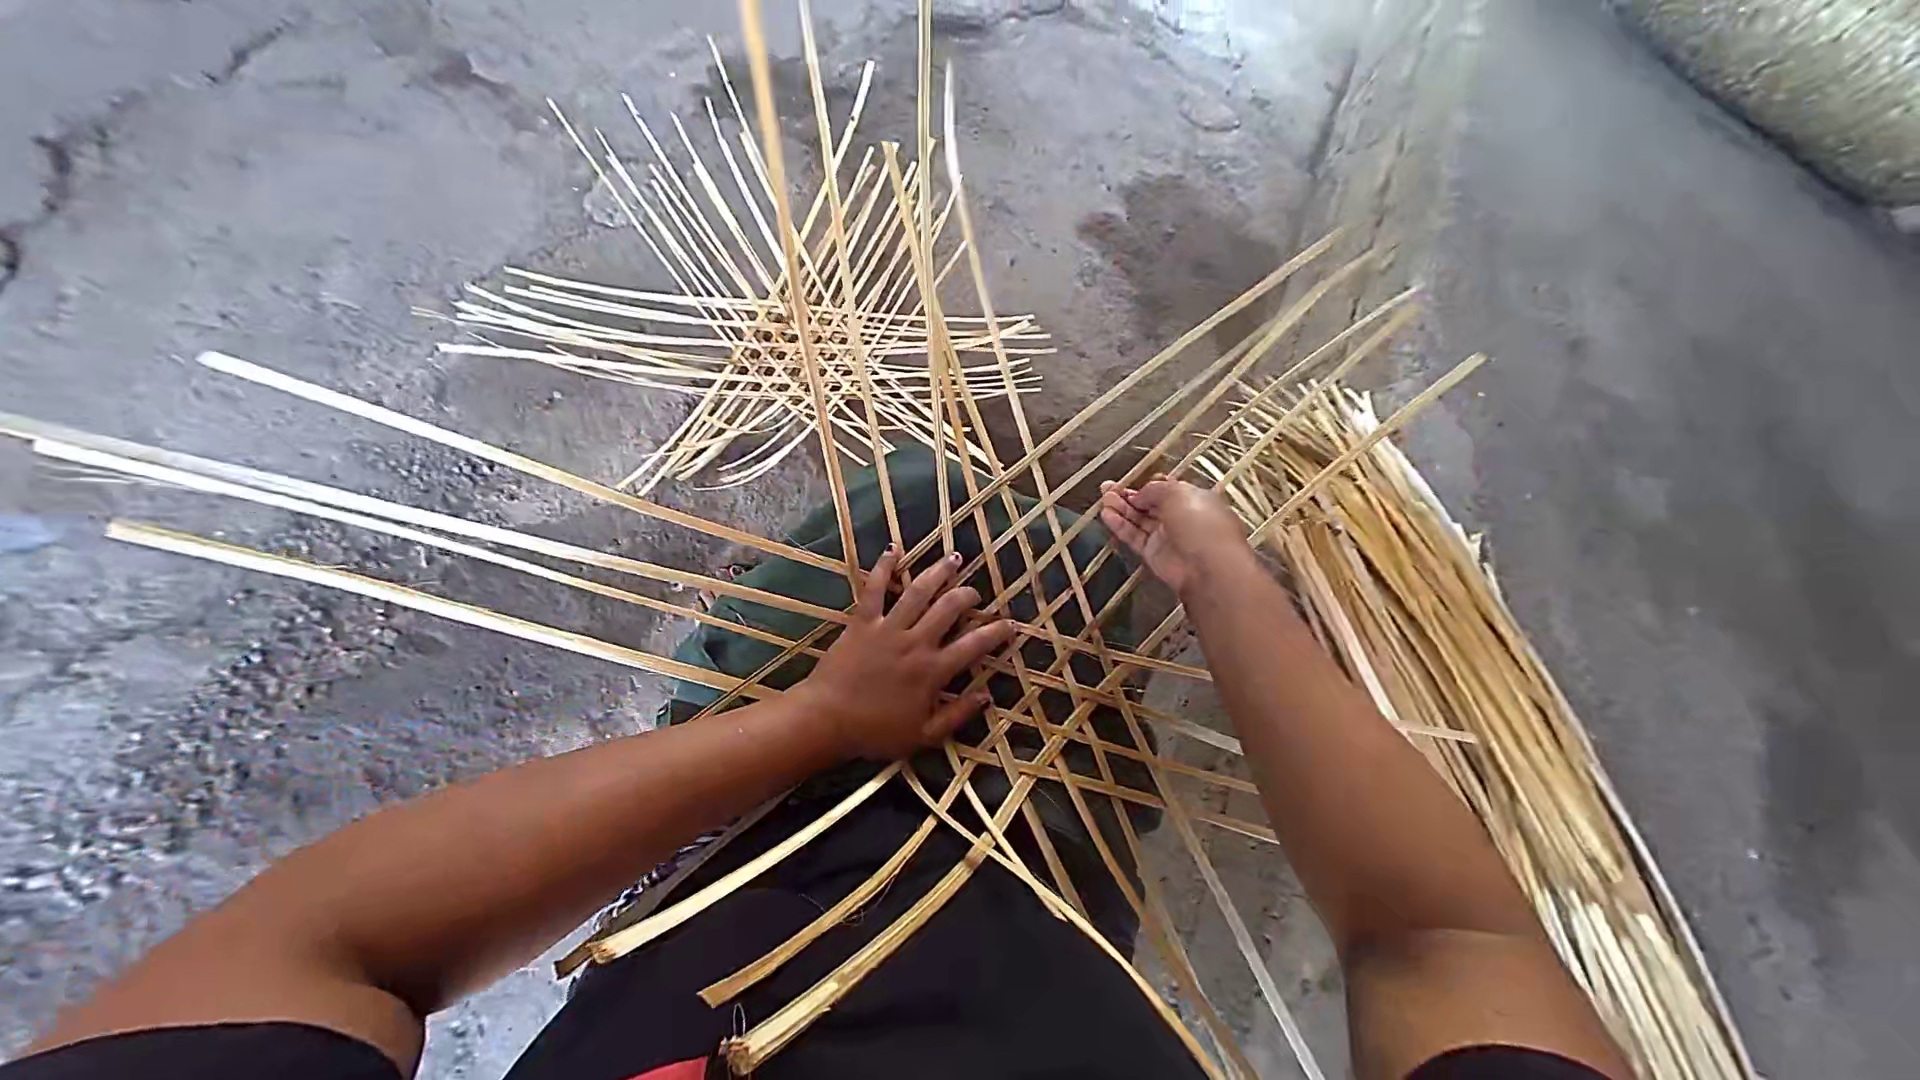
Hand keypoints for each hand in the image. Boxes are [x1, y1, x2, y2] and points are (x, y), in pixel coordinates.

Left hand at [796, 548, 1013, 760]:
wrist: (826, 720)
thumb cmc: (875, 731)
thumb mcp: (924, 736)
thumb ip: (958, 715)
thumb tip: (987, 696)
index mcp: (933, 670)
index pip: (975, 645)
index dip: (997, 632)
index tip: (1010, 624)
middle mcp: (916, 642)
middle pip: (950, 608)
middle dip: (968, 595)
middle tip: (975, 593)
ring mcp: (888, 628)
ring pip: (919, 591)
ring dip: (939, 572)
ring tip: (954, 558)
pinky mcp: (863, 621)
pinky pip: (874, 588)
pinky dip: (884, 567)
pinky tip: (894, 549)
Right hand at [1099, 478, 1256, 598]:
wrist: (1208, 567)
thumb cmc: (1202, 524)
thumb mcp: (1177, 494)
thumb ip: (1154, 489)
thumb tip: (1139, 494)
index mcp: (1194, 500)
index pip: (1166, 490)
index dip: (1148, 485)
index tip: (1130, 480)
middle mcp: (1180, 518)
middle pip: (1149, 504)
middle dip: (1129, 496)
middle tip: (1108, 488)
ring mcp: (1166, 537)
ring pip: (1139, 520)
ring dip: (1121, 509)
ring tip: (1103, 498)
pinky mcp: (1153, 554)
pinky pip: (1134, 536)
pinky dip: (1120, 526)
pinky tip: (1107, 515)